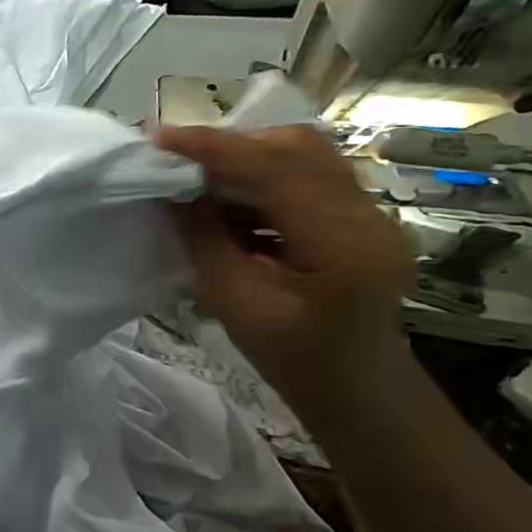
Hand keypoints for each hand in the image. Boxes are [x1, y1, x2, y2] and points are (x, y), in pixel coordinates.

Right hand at [156, 125, 414, 385]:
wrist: (360, 393)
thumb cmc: (297, 364)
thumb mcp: (236, 305)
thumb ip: (204, 239)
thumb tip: (172, 189)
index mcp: (344, 245)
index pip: (277, 170)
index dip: (216, 148)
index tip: (161, 138)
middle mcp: (368, 214)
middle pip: (297, 148)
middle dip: (232, 145)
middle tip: (179, 158)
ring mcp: (371, 211)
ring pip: (304, 154)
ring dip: (247, 158)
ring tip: (201, 177)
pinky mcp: (361, 213)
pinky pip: (308, 173)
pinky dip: (265, 176)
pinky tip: (234, 199)